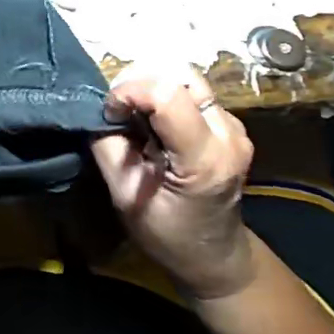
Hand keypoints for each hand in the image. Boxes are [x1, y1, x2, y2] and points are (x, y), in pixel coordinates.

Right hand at [92, 67, 255, 300]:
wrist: (214, 256)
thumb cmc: (168, 235)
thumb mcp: (124, 196)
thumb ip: (108, 147)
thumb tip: (98, 111)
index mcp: (204, 159)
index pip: (168, 95)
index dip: (130, 91)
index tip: (109, 111)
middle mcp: (228, 135)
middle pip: (181, 77)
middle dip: (142, 84)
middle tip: (120, 110)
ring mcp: (235, 127)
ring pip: (188, 80)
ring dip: (155, 89)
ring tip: (137, 117)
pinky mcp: (232, 124)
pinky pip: (195, 93)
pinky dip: (168, 98)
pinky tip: (156, 126)